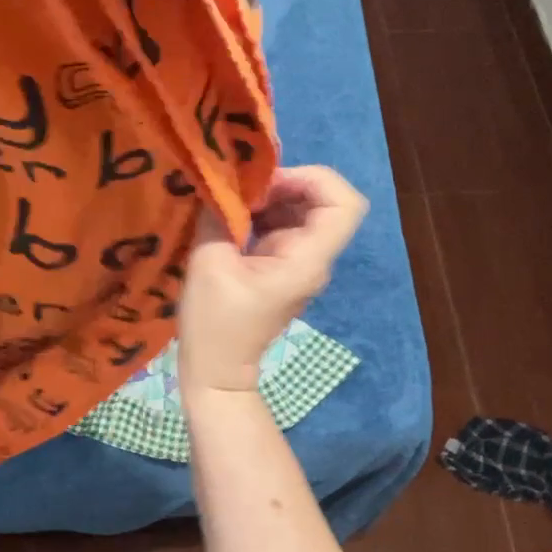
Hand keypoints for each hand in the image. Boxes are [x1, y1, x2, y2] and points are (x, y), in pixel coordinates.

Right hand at [178, 166, 367, 393]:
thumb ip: (218, 218)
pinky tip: (230, 220)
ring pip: (300, 212)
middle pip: (322, 202)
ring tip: (231, 203)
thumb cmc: (215, 325)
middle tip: (242, 190)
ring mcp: (297, 264)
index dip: (313, 179)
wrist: (216, 372)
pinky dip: (260, 216)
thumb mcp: (208, 266)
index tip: (268, 182)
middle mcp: (312, 259)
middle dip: (283, 185)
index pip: (344, 203)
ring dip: (269, 200)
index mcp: (306, 260)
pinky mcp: (279, 269)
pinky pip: (280, 229)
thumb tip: (217, 184)